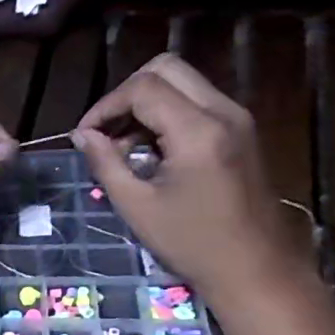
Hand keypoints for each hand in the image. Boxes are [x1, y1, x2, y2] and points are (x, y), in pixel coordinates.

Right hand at [73, 54, 306, 297]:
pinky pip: (198, 102)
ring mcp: (237, 117)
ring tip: (123, 144)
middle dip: (126, 94)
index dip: (106, 106)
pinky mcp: (241, 130)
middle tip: (104, 131)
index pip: (143, 88)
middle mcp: (222, 110)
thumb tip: (82, 136)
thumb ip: (107, 165)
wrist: (252, 266)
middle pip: (166, 68)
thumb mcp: (138, 207)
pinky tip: (151, 150)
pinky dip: (168, 114)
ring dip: (147, 103)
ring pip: (184, 82)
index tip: (84, 135)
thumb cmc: (191, 243)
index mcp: (197, 130)